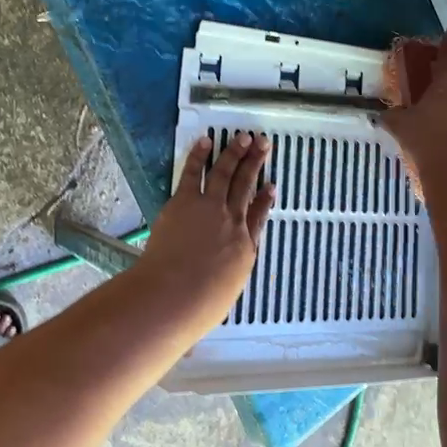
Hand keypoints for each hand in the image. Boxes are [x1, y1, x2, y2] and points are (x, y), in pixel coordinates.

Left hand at [135, 132, 275, 323]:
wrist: (175, 295)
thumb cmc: (197, 309)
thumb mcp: (219, 302)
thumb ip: (218, 291)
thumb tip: (210, 310)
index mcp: (245, 250)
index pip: (258, 218)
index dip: (266, 200)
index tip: (271, 186)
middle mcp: (233, 224)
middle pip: (247, 187)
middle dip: (256, 164)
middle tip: (264, 144)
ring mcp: (210, 209)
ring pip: (226, 174)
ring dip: (235, 152)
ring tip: (244, 136)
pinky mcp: (185, 202)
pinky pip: (194, 173)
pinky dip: (200, 155)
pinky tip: (206, 141)